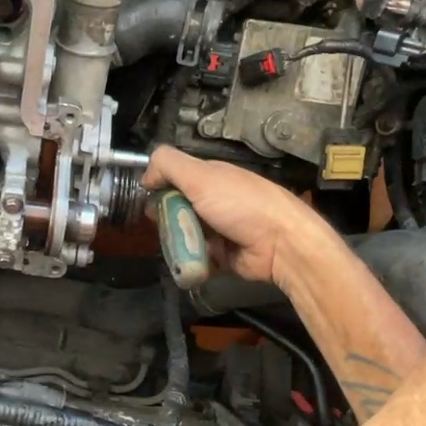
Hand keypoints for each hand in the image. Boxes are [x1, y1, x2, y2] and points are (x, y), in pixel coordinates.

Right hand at [141, 146, 331, 285]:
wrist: (281, 244)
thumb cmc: (242, 205)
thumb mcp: (201, 176)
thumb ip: (168, 165)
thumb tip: (145, 175)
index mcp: (210, 177)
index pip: (173, 179)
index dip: (158, 189)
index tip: (150, 202)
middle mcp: (212, 201)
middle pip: (174, 209)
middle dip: (166, 219)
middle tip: (167, 227)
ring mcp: (217, 229)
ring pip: (182, 235)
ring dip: (178, 242)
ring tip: (181, 246)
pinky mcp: (221, 255)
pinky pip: (196, 257)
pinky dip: (193, 260)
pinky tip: (193, 260)